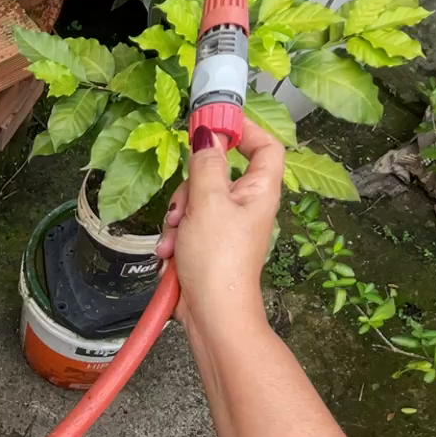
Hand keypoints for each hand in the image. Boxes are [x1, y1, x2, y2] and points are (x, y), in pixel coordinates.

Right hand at [154, 119, 285, 335]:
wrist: (212, 312)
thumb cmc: (218, 260)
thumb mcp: (207, 203)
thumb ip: (205, 163)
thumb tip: (207, 134)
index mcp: (259, 190)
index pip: (264, 146)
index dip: (244, 130)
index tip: (214, 124)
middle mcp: (245, 206)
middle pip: (215, 175)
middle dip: (189, 190)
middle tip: (182, 208)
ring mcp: (224, 227)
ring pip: (193, 203)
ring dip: (176, 219)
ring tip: (174, 241)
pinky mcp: (205, 246)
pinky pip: (184, 228)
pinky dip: (173, 239)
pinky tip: (171, 255)